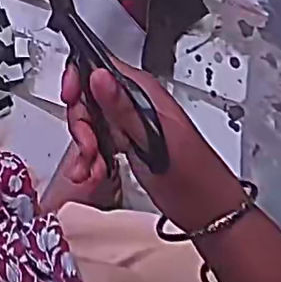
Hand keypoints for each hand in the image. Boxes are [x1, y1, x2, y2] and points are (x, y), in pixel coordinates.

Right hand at [62, 61, 246, 230]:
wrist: (210, 215)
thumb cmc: (194, 179)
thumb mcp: (152, 141)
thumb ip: (122, 106)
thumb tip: (99, 75)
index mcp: (143, 92)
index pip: (98, 66)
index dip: (78, 79)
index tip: (70, 98)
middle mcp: (135, 102)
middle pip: (87, 96)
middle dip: (80, 123)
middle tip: (88, 145)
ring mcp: (130, 122)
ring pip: (89, 121)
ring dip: (83, 145)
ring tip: (92, 166)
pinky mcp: (126, 141)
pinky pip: (96, 140)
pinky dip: (89, 157)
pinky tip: (94, 172)